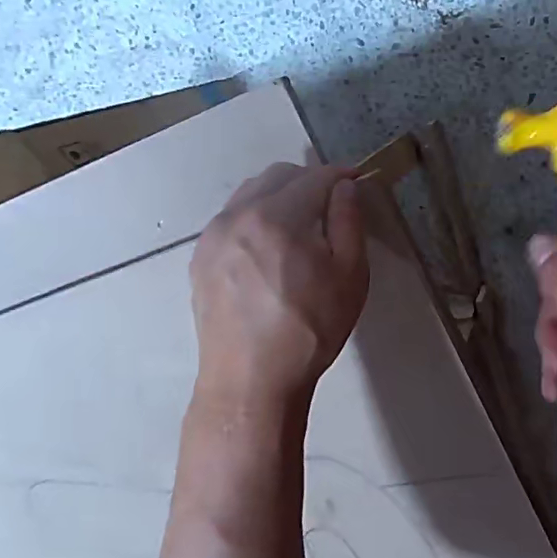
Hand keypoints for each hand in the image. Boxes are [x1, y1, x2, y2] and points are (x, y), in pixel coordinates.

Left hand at [189, 163, 368, 417]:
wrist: (250, 381)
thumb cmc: (310, 330)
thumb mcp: (349, 276)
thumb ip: (348, 221)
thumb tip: (344, 187)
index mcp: (277, 216)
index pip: (314, 177)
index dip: (340, 176)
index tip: (357, 181)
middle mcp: (238, 215)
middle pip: (278, 176)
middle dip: (308, 182)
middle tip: (330, 206)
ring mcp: (212, 236)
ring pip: (250, 194)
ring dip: (279, 197)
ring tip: (299, 227)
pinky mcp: (200, 258)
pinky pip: (231, 219)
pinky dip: (254, 218)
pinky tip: (268, 250)